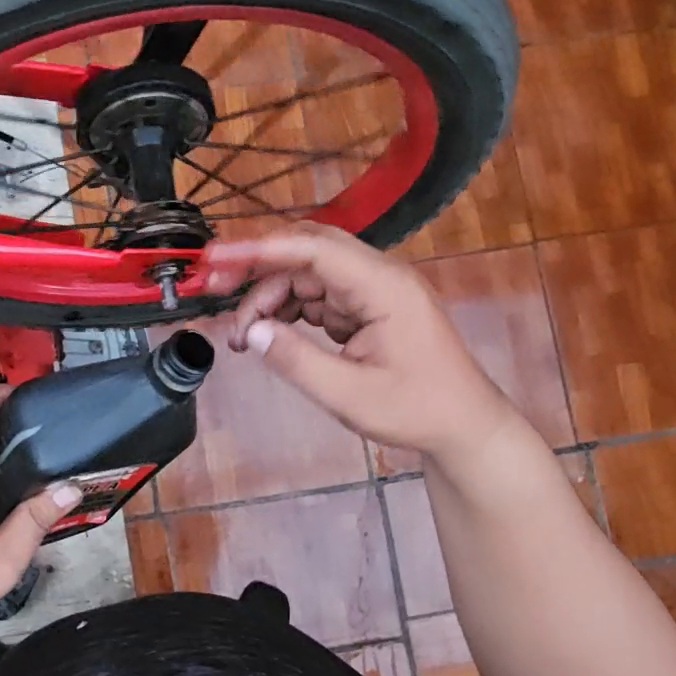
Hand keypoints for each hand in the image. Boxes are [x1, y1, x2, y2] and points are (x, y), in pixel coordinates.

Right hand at [201, 223, 520, 461]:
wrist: (463, 427)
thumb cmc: (416, 411)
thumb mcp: (350, 395)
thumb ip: (296, 361)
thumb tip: (251, 332)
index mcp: (382, 287)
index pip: (312, 249)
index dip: (260, 249)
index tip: (215, 259)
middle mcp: (378, 277)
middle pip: (306, 252)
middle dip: (257, 266)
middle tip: (212, 287)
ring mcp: (373, 292)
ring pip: (307, 275)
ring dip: (270, 297)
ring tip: (241, 336)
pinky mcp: (368, 309)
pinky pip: (318, 297)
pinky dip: (288, 312)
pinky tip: (268, 335)